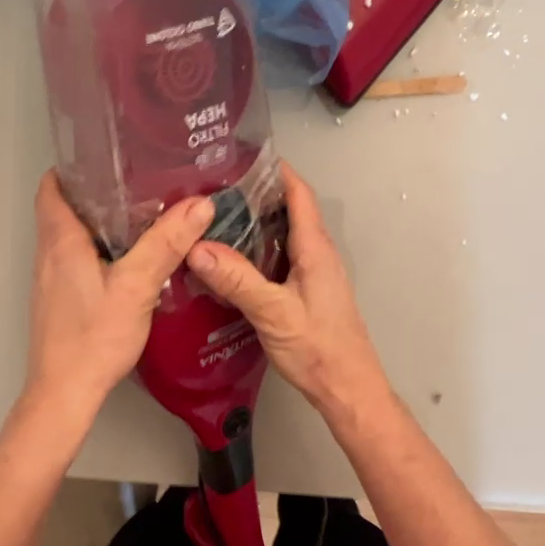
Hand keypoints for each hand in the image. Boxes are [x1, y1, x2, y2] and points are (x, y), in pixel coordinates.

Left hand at [26, 171, 214, 412]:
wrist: (65, 392)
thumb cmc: (94, 338)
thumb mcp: (136, 287)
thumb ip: (165, 245)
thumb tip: (199, 204)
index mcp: (60, 242)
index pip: (51, 187)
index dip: (73, 168)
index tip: (106, 159)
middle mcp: (48, 257)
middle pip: (64, 210)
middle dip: (97, 194)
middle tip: (138, 185)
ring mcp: (50, 283)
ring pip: (72, 240)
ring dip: (100, 227)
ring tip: (142, 220)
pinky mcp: (58, 304)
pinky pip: (76, 265)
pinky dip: (99, 255)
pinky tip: (130, 266)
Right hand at [186, 162, 389, 420]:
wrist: (347, 388)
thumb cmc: (318, 349)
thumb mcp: (273, 313)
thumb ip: (237, 280)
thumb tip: (197, 247)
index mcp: (315, 249)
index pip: (298, 193)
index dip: (274, 170)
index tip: (240, 157)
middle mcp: (317, 255)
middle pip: (287, 211)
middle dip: (254, 196)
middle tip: (213, 189)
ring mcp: (313, 275)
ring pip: (281, 237)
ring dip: (253, 225)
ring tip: (214, 220)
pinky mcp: (306, 294)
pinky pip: (279, 260)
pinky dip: (256, 253)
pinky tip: (230, 264)